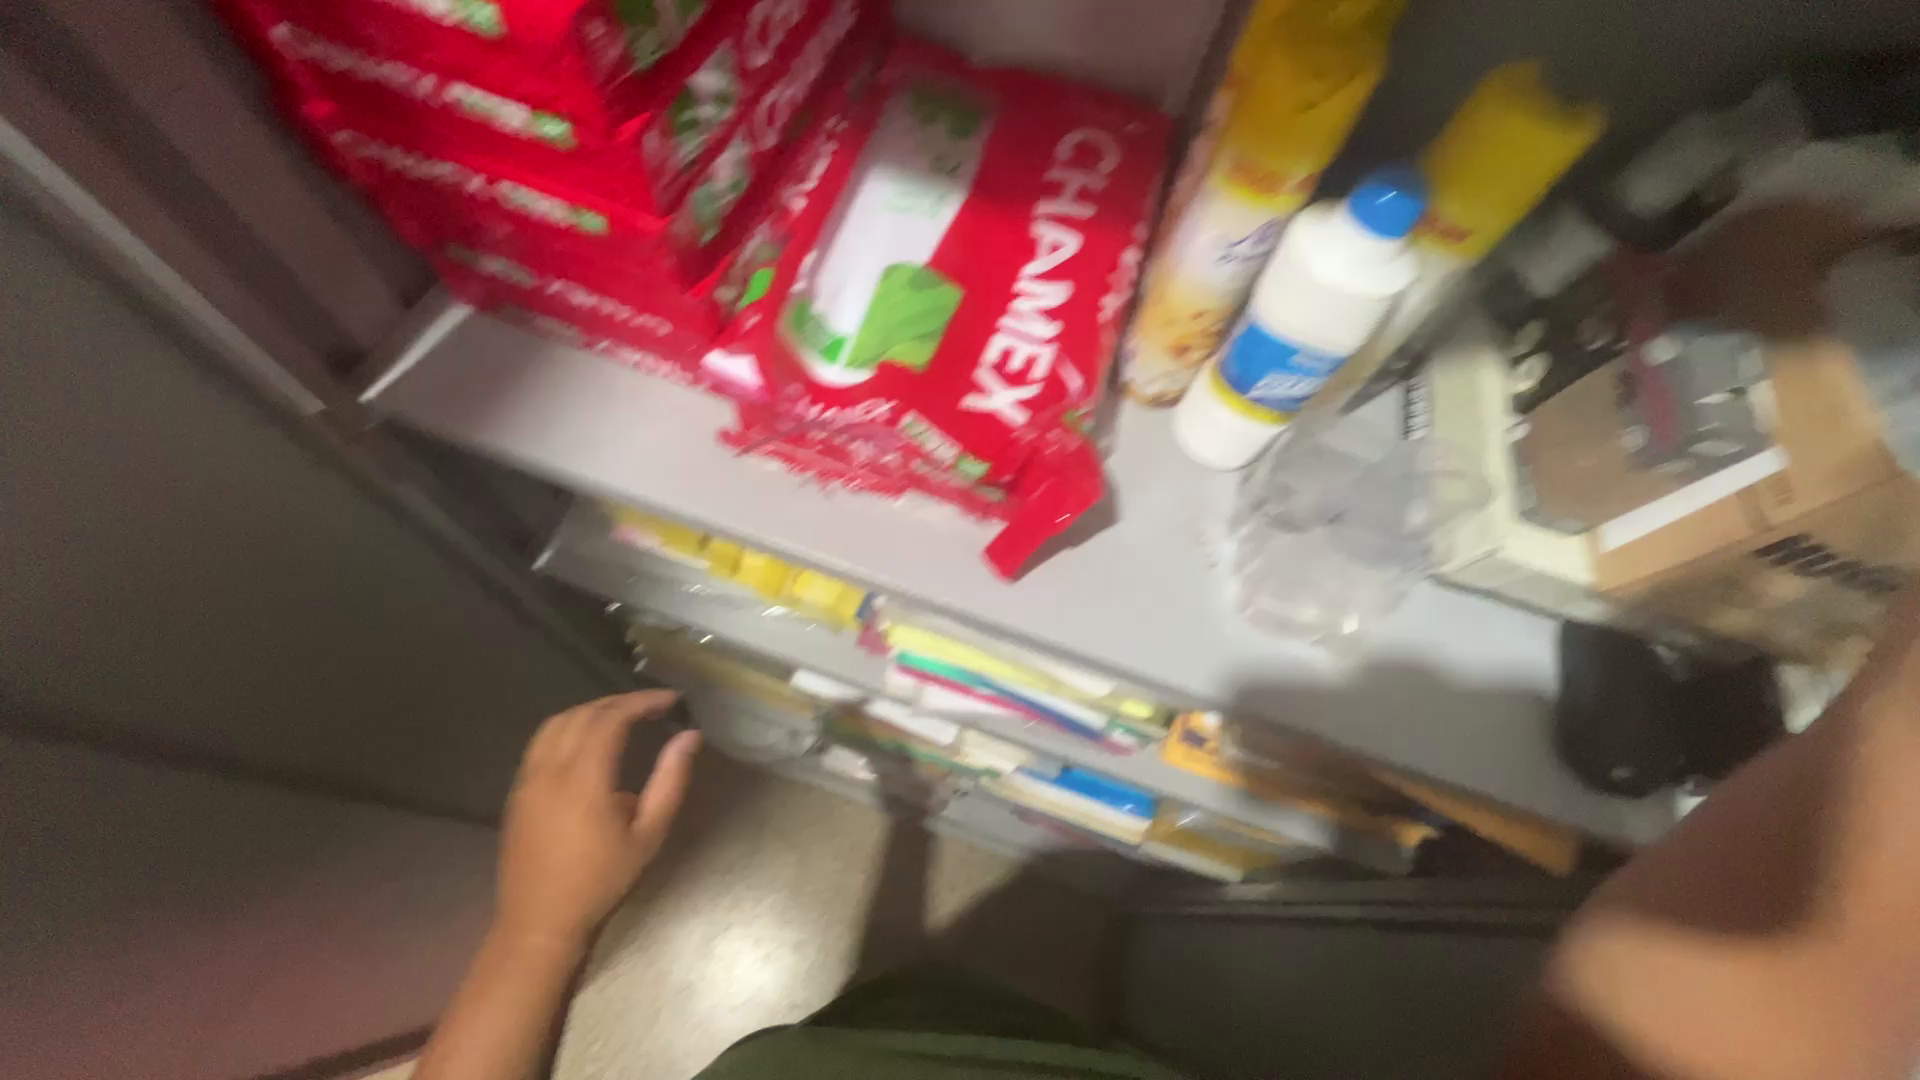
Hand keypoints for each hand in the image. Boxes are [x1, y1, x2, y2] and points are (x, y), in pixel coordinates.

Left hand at [494, 691, 700, 948]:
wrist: (538, 922)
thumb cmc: (601, 880)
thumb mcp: (649, 834)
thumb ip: (670, 780)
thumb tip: (689, 736)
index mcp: (584, 778)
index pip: (611, 718)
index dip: (642, 702)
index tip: (671, 701)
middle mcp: (550, 770)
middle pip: (584, 713)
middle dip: (620, 702)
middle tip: (653, 706)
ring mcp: (528, 779)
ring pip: (557, 722)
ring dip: (592, 710)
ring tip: (623, 716)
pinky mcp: (518, 790)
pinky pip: (542, 741)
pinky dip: (570, 726)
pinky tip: (589, 740)